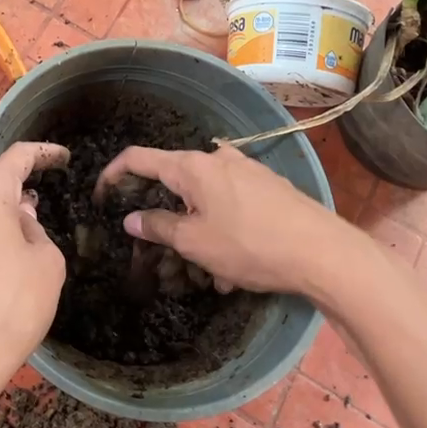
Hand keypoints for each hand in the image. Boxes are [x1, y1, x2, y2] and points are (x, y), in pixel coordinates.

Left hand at [0, 141, 69, 388]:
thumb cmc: (11, 303)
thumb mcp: (47, 263)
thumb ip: (37, 231)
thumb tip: (22, 220)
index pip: (16, 157)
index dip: (43, 153)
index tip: (63, 158)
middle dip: (19, 177)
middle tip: (47, 184)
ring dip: (1, 203)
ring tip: (29, 217)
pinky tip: (5, 243)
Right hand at [93, 143, 358, 295]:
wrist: (325, 253)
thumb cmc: (251, 245)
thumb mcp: (195, 243)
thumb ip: (159, 227)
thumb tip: (132, 219)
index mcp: (192, 167)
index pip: (138, 158)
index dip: (112, 174)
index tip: (101, 197)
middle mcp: (217, 158)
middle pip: (173, 178)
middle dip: (161, 212)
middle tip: (154, 244)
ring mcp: (246, 170)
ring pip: (204, 196)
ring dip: (195, 227)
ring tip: (201, 269)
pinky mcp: (268, 188)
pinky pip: (230, 204)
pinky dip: (221, 228)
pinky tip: (234, 266)